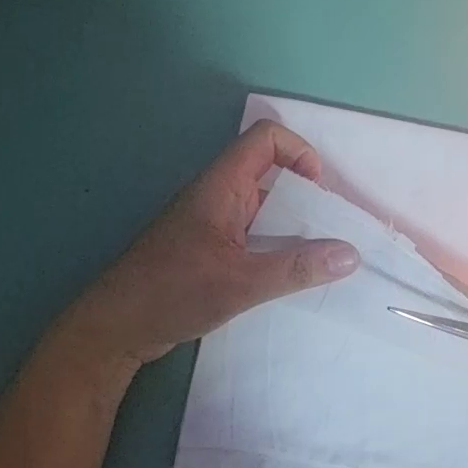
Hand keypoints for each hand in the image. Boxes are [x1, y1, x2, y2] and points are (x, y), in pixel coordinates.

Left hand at [65, 121, 360, 367]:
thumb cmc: (172, 293)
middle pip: (267, 175)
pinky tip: (286, 281)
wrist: (116, 327)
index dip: (299, 152)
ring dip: (289, 229)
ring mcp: (208, 226)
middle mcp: (215, 198)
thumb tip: (351, 254)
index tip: (321, 193)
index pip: (264, 139)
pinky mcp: (204, 253)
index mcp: (220, 188)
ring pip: (259, 212)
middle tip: (332, 233)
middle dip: (304, 198)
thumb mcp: (241, 282)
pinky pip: (247, 238)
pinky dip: (271, 250)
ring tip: (318, 260)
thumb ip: (296, 268)